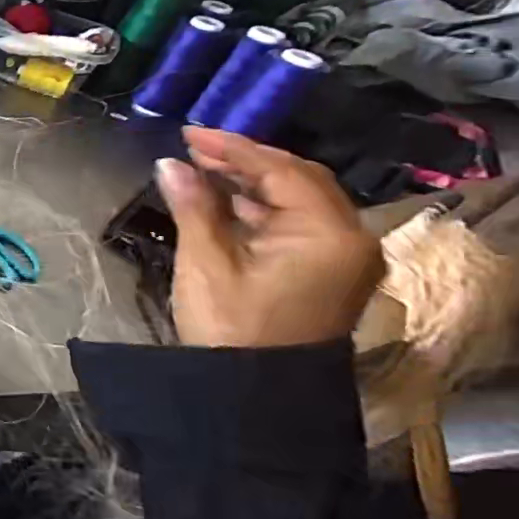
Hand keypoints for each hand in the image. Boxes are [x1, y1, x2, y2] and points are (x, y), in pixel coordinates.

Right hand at [155, 127, 382, 347]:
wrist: (253, 384)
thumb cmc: (231, 321)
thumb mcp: (205, 261)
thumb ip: (193, 207)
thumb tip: (170, 163)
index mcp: (328, 235)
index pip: (284, 173)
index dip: (235, 148)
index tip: (189, 134)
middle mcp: (348, 239)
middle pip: (301, 181)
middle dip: (247, 159)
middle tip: (194, 146)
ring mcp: (339, 256)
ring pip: (298, 200)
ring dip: (252, 180)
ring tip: (201, 168)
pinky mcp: (322, 270)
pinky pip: (295, 222)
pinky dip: (259, 204)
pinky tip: (223, 199)